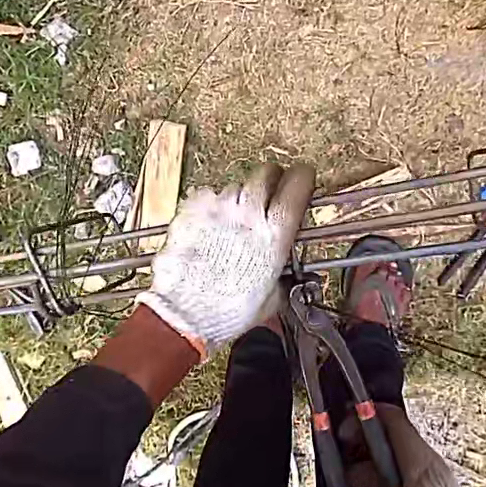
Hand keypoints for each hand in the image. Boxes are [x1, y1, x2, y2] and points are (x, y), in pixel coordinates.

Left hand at [135, 163, 312, 352]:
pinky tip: (209, 228)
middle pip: (266, 173)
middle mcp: (247, 213)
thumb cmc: (226, 311)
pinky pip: (207, 196)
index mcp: (273, 233)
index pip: (297, 185)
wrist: (183, 313)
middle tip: (269, 194)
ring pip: (235, 186)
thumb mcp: (272, 295)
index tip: (302, 179)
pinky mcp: (192, 209)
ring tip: (234, 222)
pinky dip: (211, 207)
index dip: (302, 178)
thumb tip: (287, 271)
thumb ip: (283, 273)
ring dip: (239, 198)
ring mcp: (217, 208)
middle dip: (271, 180)